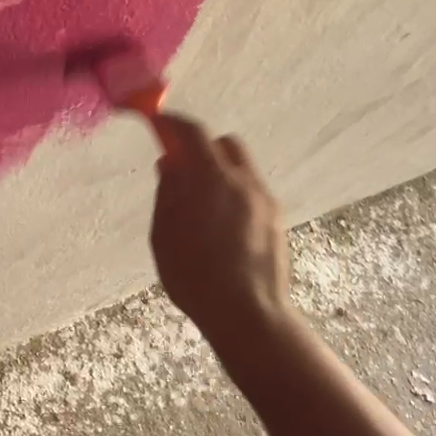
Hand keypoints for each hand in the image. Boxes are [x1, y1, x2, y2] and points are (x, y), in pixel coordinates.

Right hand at [149, 114, 291, 342]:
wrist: (247, 313)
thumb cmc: (195, 277)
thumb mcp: (164, 235)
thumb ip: (168, 193)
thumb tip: (170, 164)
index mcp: (212, 180)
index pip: (192, 132)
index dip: (172, 122)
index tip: (158, 122)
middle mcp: (244, 182)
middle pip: (225, 143)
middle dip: (202, 146)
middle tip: (181, 167)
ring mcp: (265, 200)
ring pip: (242, 168)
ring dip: (219, 171)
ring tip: (201, 203)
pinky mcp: (276, 220)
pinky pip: (251, 192)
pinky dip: (233, 193)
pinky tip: (220, 226)